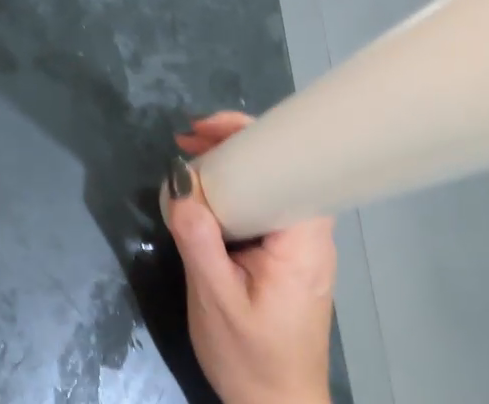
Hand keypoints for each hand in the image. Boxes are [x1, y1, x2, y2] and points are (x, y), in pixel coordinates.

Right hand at [165, 112, 335, 403]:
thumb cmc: (251, 357)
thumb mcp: (215, 299)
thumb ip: (198, 240)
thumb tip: (180, 184)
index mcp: (301, 242)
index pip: (293, 167)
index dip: (251, 136)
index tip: (206, 131)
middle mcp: (308, 238)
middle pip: (280, 170)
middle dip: (233, 145)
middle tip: (186, 140)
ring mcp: (298, 249)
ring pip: (269, 187)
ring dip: (230, 168)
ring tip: (188, 160)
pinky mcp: (284, 260)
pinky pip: (262, 209)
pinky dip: (233, 193)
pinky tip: (203, 196)